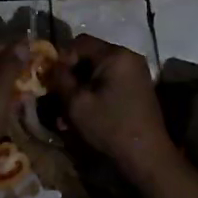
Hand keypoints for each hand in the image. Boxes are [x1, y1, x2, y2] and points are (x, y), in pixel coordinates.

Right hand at [48, 34, 178, 179]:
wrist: (147, 155)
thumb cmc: (110, 126)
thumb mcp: (77, 103)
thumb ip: (60, 79)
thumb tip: (51, 65)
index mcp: (115, 55)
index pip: (80, 42)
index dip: (61, 58)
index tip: (51, 79)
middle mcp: (129, 57)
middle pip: (90, 56)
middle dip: (71, 74)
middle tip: (57, 95)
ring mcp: (136, 73)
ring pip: (98, 71)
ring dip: (81, 86)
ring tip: (68, 109)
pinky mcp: (138, 88)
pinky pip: (110, 82)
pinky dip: (95, 92)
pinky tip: (85, 113)